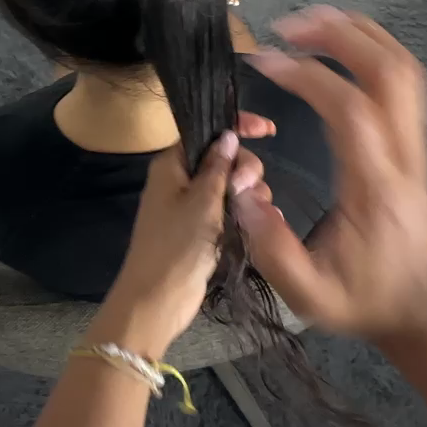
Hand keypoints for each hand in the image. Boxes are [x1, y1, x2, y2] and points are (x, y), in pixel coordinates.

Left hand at [89, 118, 269, 358]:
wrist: (157, 300)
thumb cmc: (176, 245)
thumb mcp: (202, 201)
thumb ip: (218, 165)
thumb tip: (229, 133)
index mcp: (173, 164)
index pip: (207, 131)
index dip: (238, 126)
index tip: (269, 130)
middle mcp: (182, 179)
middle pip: (225, 157)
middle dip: (245, 167)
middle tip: (246, 189)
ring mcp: (193, 205)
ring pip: (231, 183)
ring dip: (250, 191)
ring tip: (256, 209)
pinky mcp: (203, 228)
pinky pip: (230, 208)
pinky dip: (246, 209)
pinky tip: (265, 217)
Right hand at [240, 6, 426, 342]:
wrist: (422, 304)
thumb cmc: (364, 298)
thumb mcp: (309, 294)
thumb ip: (271, 247)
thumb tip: (240, 189)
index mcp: (375, 186)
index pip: (349, 110)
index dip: (307, 75)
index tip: (262, 60)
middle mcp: (402, 153)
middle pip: (388, 71)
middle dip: (338, 36)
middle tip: (287, 26)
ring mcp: (414, 142)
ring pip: (402, 66)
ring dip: (358, 34)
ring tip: (310, 21)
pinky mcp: (413, 139)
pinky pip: (403, 77)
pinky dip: (372, 47)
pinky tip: (339, 43)